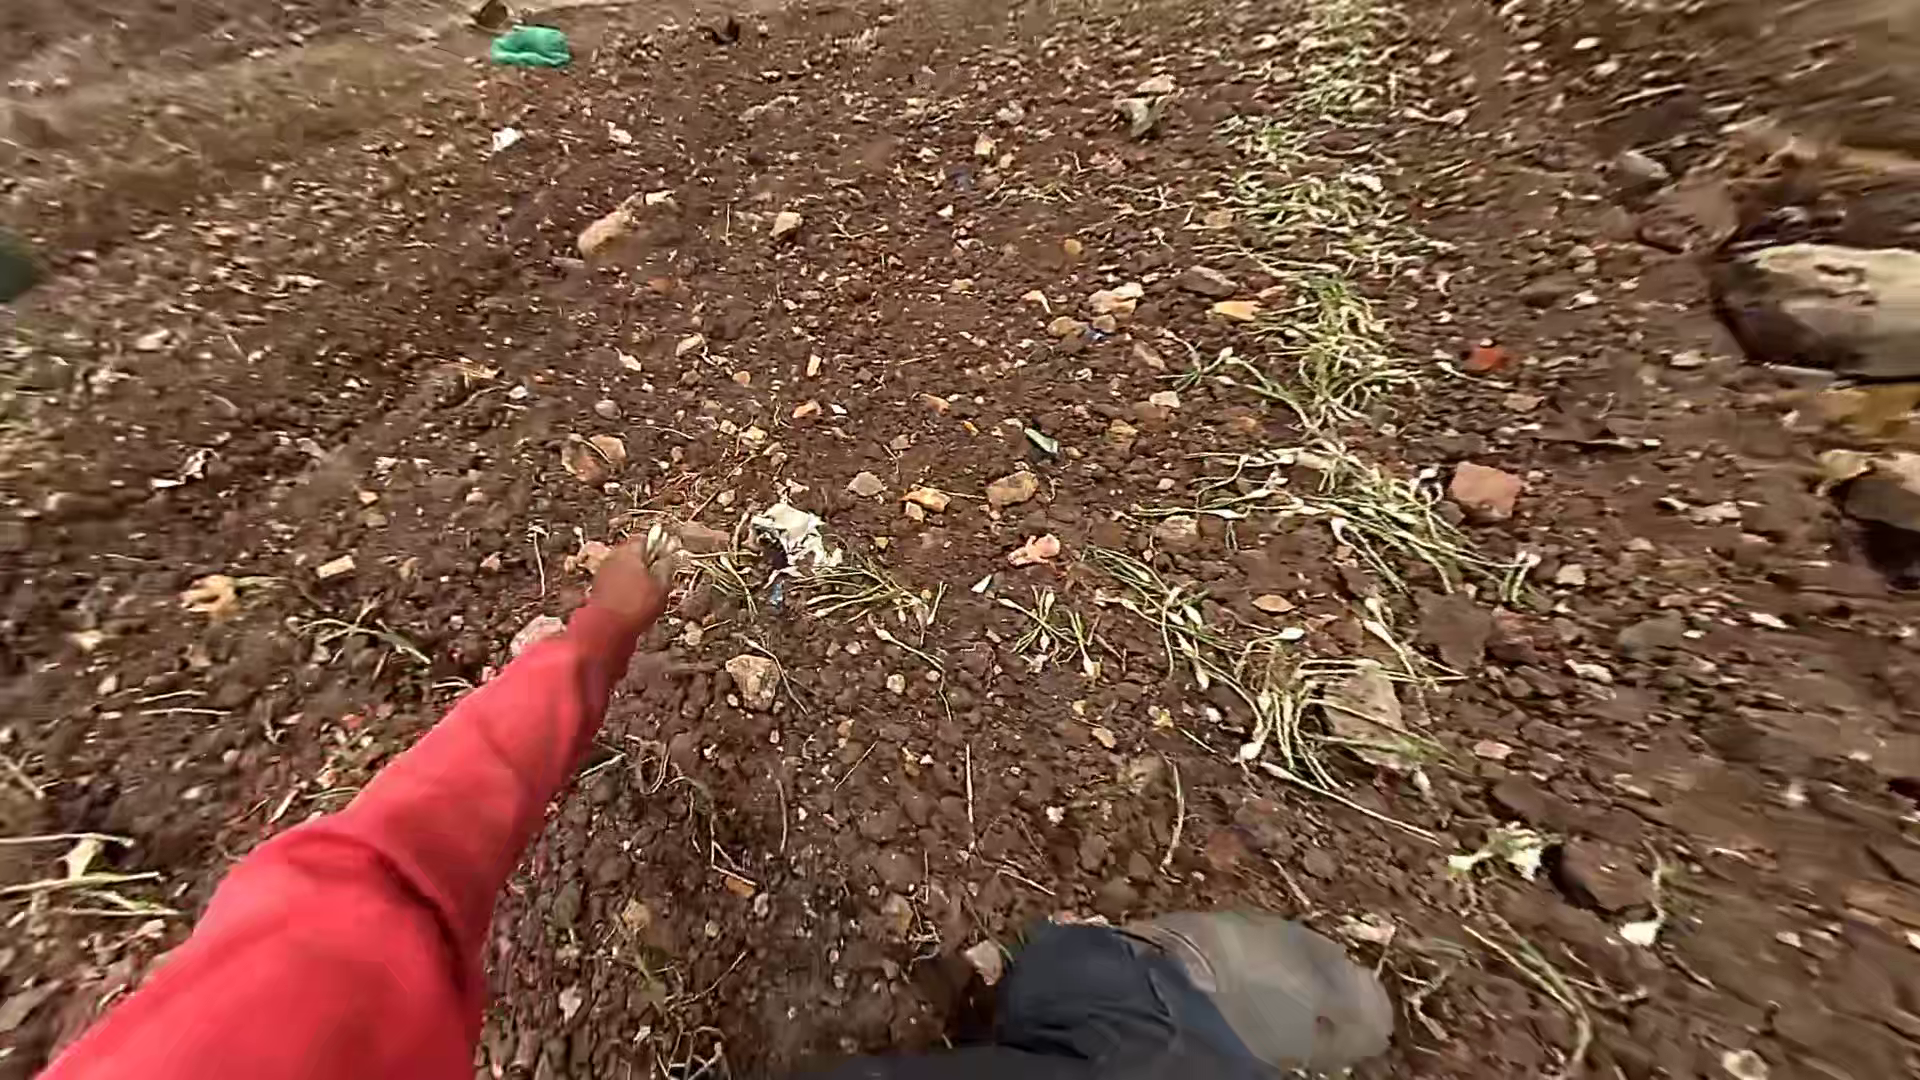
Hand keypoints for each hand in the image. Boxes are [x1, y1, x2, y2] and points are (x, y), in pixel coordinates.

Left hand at [586, 530, 679, 628]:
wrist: (606, 629)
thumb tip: (667, 559)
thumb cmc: (637, 605)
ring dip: (634, 571)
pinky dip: (625, 582)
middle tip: (659, 571)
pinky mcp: (597, 587)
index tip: (668, 554)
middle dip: (645, 559)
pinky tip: (635, 596)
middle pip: (631, 552)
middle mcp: (613, 557)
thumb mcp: (662, 586)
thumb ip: (666, 568)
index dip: (658, 546)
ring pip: (623, 565)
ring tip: (648, 586)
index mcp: (630, 552)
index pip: (645, 540)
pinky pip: (616, 578)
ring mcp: (602, 572)